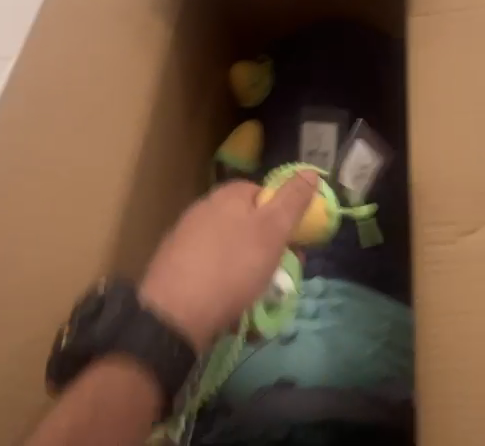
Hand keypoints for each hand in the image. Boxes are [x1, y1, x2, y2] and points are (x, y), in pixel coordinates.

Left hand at [139, 173, 317, 348]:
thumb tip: (310, 170)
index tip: (293, 245)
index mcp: (228, 194)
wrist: (174, 314)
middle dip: (266, 249)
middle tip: (278, 277)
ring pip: (229, 251)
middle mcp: (204, 208)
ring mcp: (185, 238)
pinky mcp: (174, 268)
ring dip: (246, 271)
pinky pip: (210, 272)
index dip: (283, 218)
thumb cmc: (232, 266)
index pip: (264, 194)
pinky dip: (223, 286)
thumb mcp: (273, 231)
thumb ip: (293, 200)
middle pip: (247, 224)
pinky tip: (229, 309)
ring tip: (256, 300)